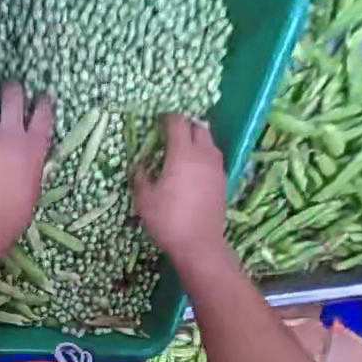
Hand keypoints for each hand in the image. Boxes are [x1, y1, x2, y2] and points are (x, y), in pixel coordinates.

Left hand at [0, 81, 53, 243]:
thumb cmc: (18, 210)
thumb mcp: (34, 183)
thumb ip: (31, 162)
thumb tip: (27, 157)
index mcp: (35, 145)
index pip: (43, 112)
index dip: (42, 102)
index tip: (40, 98)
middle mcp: (11, 134)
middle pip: (13, 97)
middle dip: (11, 90)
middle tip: (9, 90)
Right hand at [134, 114, 230, 264]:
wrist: (199, 243)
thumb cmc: (168, 220)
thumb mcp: (144, 200)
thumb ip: (140, 178)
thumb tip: (139, 166)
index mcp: (182, 154)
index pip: (178, 123)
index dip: (168, 118)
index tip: (159, 119)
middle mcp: (204, 154)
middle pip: (199, 127)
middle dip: (186, 125)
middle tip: (171, 133)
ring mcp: (217, 167)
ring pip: (209, 142)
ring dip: (197, 139)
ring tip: (182, 150)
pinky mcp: (223, 180)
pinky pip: (213, 158)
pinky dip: (203, 156)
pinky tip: (193, 170)